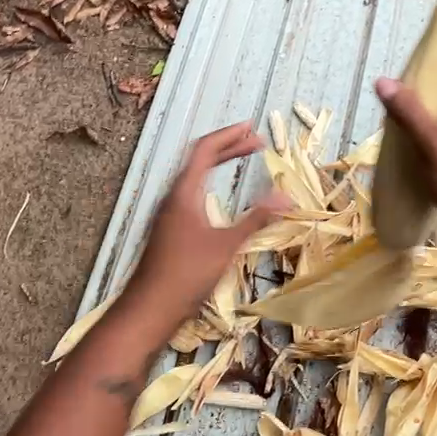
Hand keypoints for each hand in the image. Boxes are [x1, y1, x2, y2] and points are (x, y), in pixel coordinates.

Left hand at [119, 123, 285, 337]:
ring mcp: (169, 211)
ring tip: (240, 156)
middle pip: (199, 158)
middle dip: (227, 146)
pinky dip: (210, 180)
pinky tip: (219, 192)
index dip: (229, 135)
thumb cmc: (187, 274)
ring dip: (217, 161)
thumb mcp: (227, 245)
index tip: (251, 128)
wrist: (150, 307)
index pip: (205, 149)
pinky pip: (191, 190)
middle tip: (253, 140)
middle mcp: (173, 196)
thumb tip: (286, 196)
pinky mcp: (170, 227)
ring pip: (194, 174)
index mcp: (184, 192)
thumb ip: (256, 218)